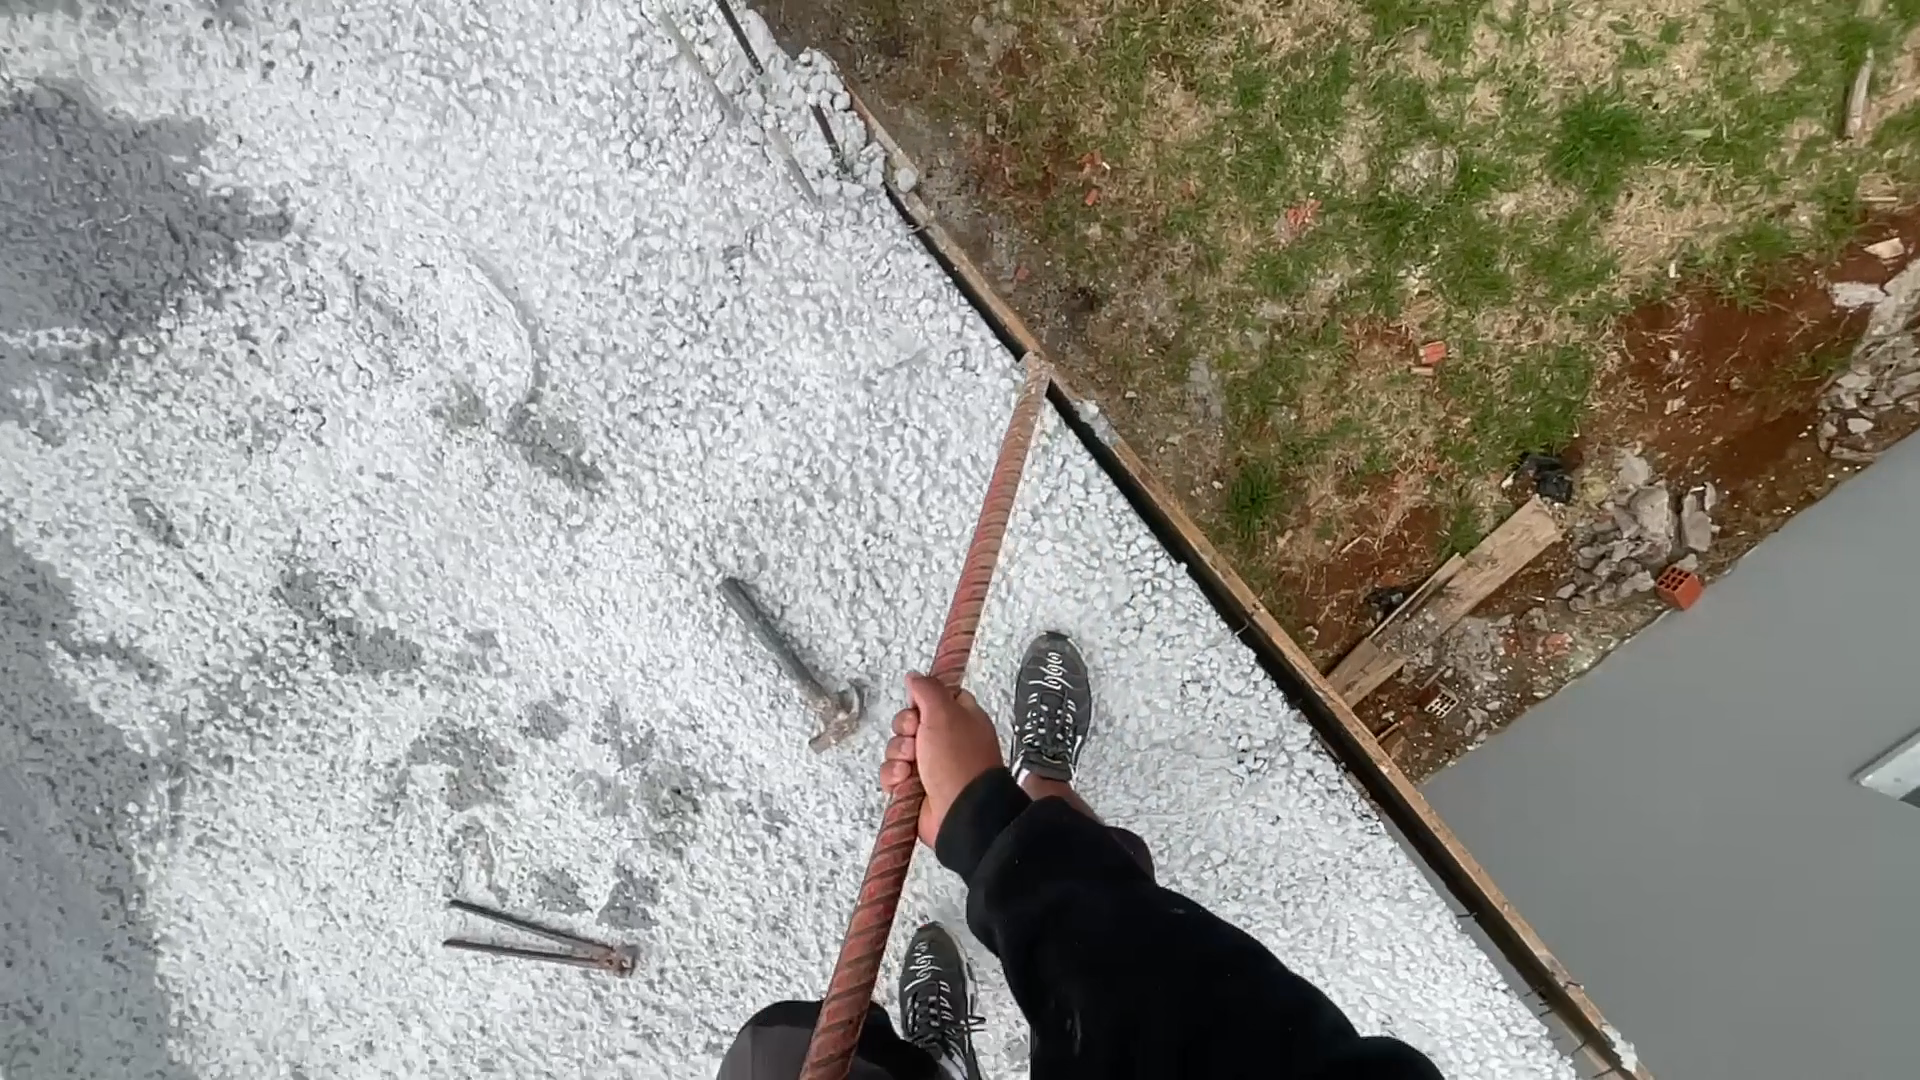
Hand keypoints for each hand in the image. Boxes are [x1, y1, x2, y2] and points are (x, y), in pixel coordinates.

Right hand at [879, 673, 1004, 847]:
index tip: (919, 706)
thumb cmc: (958, 761)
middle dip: (904, 729)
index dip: (922, 700)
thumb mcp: (944, 713)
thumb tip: (914, 676)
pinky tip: (904, 780)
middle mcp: (947, 740)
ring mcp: (931, 765)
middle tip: (914, 738)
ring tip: (910, 765)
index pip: (936, 698)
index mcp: (962, 718)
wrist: (960, 813)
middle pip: (910, 721)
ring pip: (898, 747)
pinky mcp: (916, 787)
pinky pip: (892, 773)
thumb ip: (928, 689)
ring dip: (898, 754)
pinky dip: (894, 776)